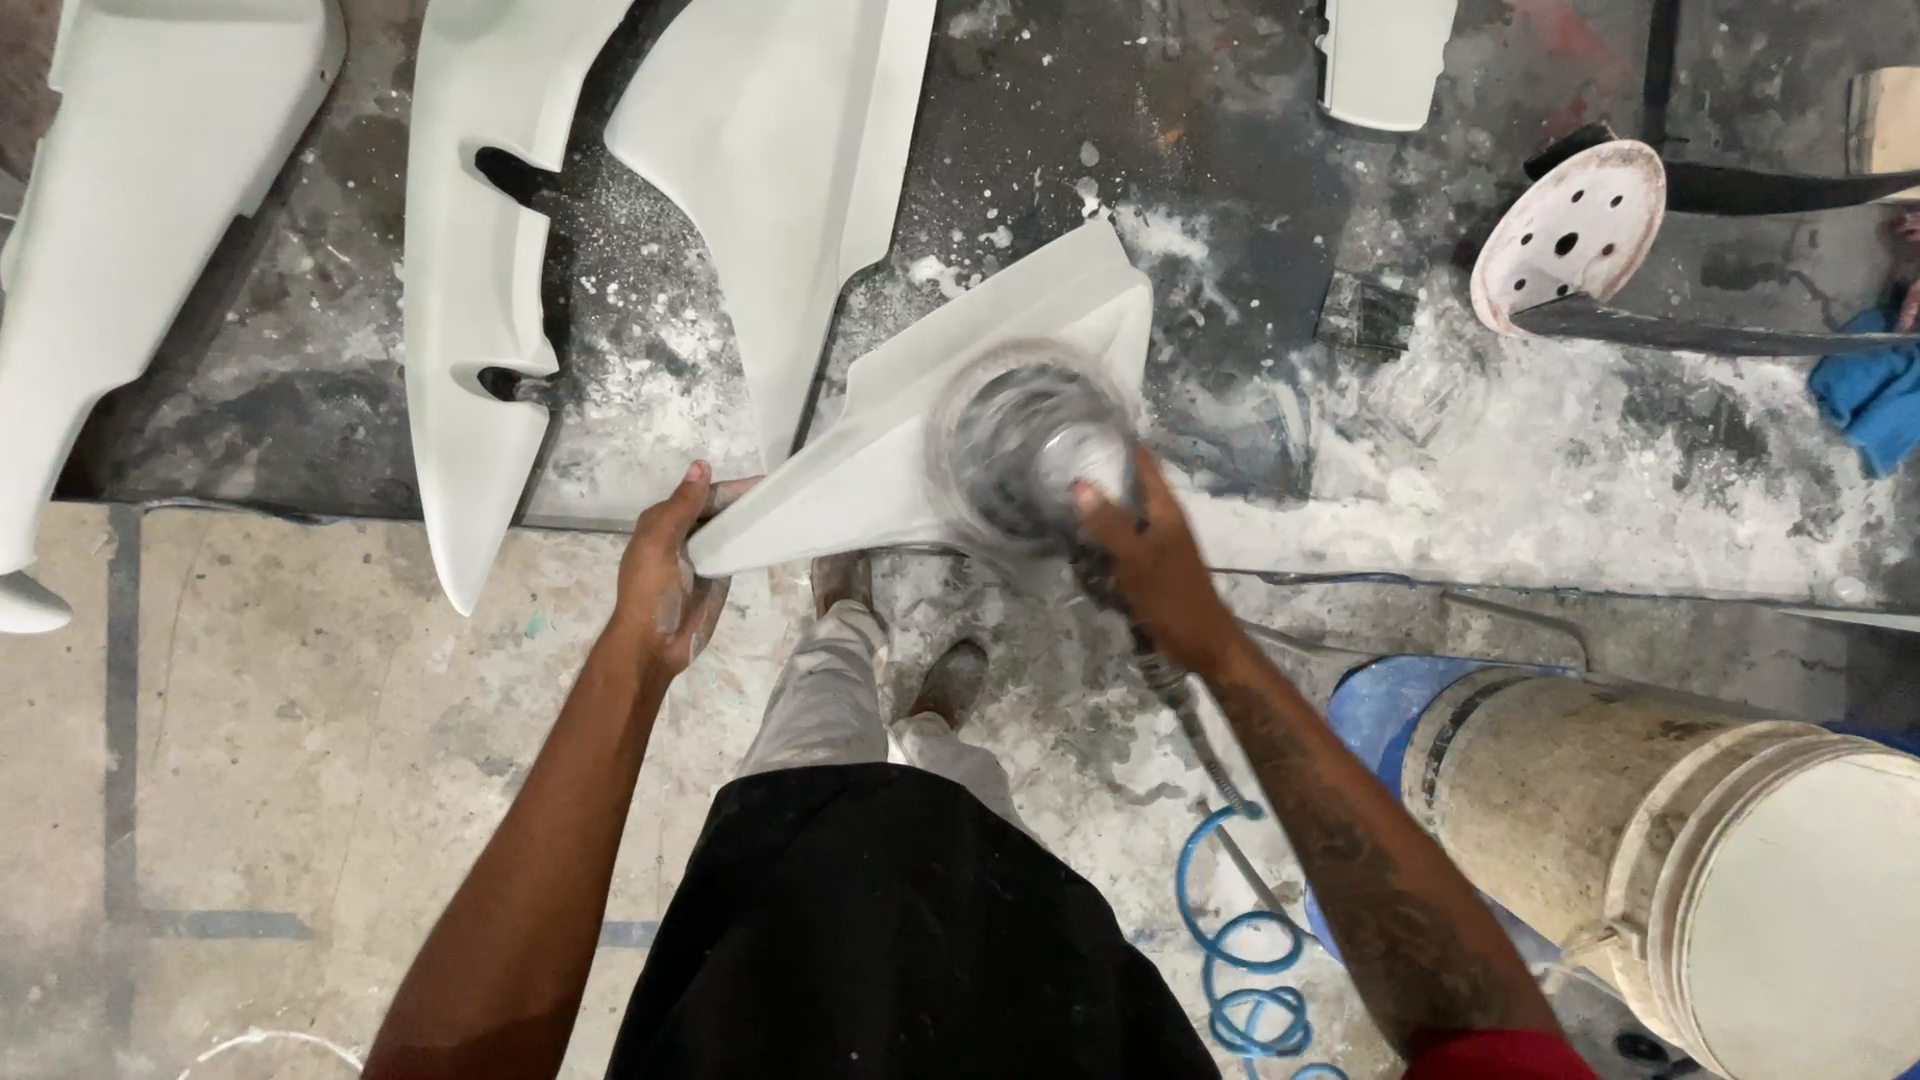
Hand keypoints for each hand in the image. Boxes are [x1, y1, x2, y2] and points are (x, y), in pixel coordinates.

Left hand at [611, 461, 759, 676]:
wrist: (654, 643)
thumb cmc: (651, 591)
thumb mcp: (661, 543)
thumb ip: (683, 506)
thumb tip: (701, 465)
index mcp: (663, 521)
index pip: (701, 494)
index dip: (729, 488)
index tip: (762, 482)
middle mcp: (682, 534)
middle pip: (716, 510)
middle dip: (743, 501)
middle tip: (779, 494)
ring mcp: (701, 555)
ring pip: (727, 529)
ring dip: (748, 520)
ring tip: (781, 510)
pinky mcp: (716, 575)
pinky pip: (735, 552)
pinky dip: (750, 542)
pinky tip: (770, 536)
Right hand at [1072, 445, 1241, 676]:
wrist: (1201, 643)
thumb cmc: (1173, 597)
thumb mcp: (1136, 559)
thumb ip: (1109, 523)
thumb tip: (1079, 483)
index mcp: (1166, 511)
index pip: (1145, 463)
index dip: (1122, 444)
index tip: (1088, 430)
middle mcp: (1161, 521)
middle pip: (1129, 489)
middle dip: (1099, 481)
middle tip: (1060, 471)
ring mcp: (1155, 545)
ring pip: (1120, 519)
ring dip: (1096, 517)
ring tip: (1062, 509)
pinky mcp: (1148, 567)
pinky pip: (1119, 547)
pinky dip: (1101, 546)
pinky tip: (1080, 553)